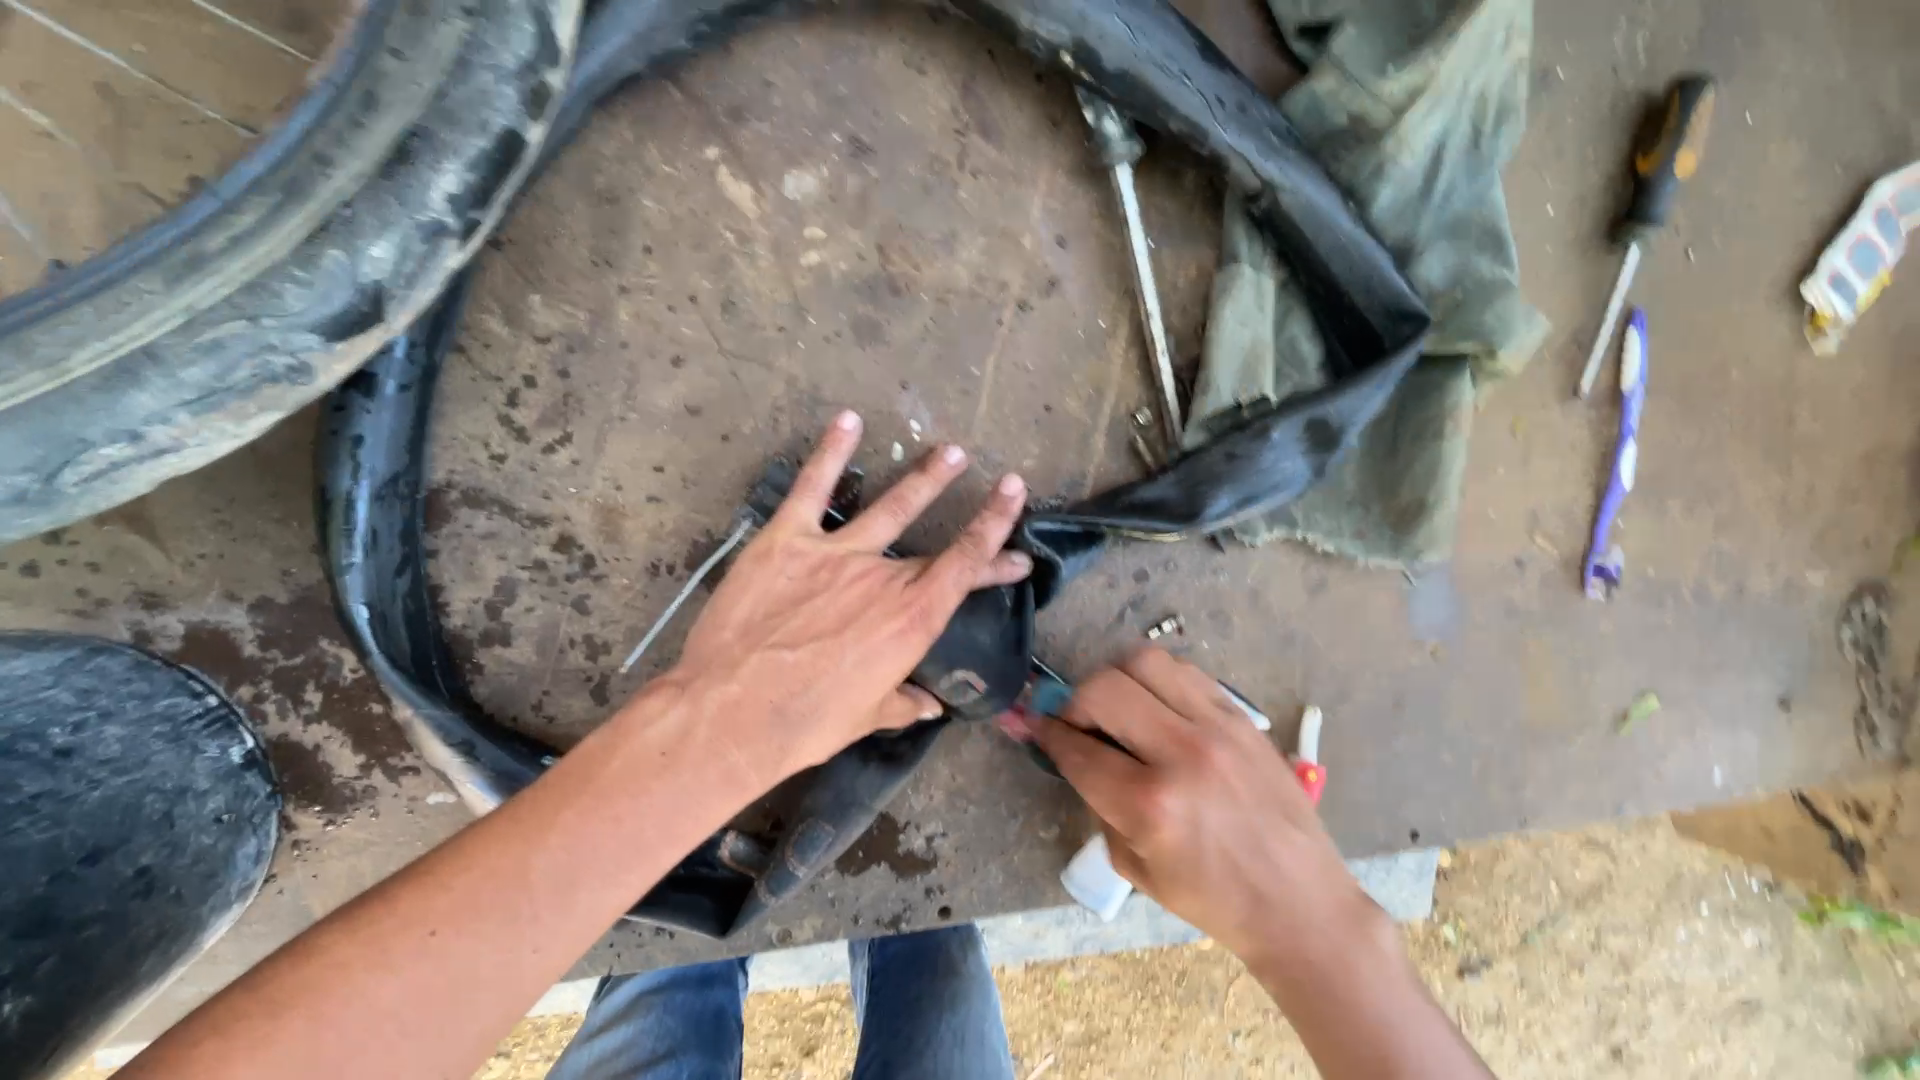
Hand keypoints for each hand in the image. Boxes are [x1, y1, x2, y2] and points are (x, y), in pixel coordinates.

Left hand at [652, 410, 1029, 785]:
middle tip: (1000, 482)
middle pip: (943, 543)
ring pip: (890, 505)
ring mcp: (836, 553)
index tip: (1015, 502)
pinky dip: (831, 453)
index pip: (967, 566)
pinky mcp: (786, 540)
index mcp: (911, 620)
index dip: (997, 533)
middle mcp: (884, 577)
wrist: (733, 712)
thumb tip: (930, 707)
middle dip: (979, 516)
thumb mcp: (866, 717)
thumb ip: (902, 704)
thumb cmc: (807, 723)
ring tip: (950, 451)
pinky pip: (813, 488)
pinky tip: (848, 420)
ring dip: (925, 477)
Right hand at [1030, 648, 1385, 973]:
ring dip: (1116, 679)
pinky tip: (1157, 707)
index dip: (1046, 733)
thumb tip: (1072, 752)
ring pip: (1144, 661)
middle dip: (1074, 702)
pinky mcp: (1242, 717)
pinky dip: (1158, 681)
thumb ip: (1097, 803)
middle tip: (1078, 723)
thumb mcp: (1134, 868)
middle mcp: (1182, 754)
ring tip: (1119, 708)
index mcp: (1149, 805)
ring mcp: (1218, 728)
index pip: (1077, 748)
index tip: (1036, 726)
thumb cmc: (1213, 900)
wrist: (1300, 902)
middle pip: (1103, 688)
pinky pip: (1186, 672)